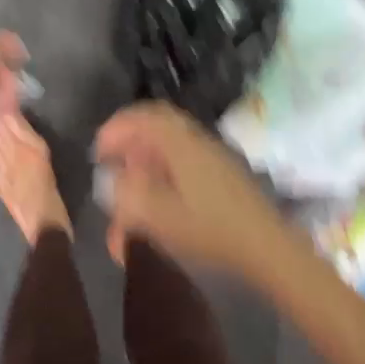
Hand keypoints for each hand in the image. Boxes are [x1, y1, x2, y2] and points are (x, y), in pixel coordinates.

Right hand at [95, 102, 291, 277]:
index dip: (117, 127)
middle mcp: (197, 140)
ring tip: (130, 188)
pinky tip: (157, 201)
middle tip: (112, 163)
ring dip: (146, 161)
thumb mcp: (160, 216)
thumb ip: (128, 195)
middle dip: (130, 142)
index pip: (144, 116)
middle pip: (158, 127)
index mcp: (181, 142)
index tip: (98, 150)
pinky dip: (163, 173)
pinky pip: (184, 161)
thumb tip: (109, 179)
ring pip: (170, 146)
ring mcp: (212, 156)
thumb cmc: (210, 229)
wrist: (266, 246)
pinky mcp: (222, 174)